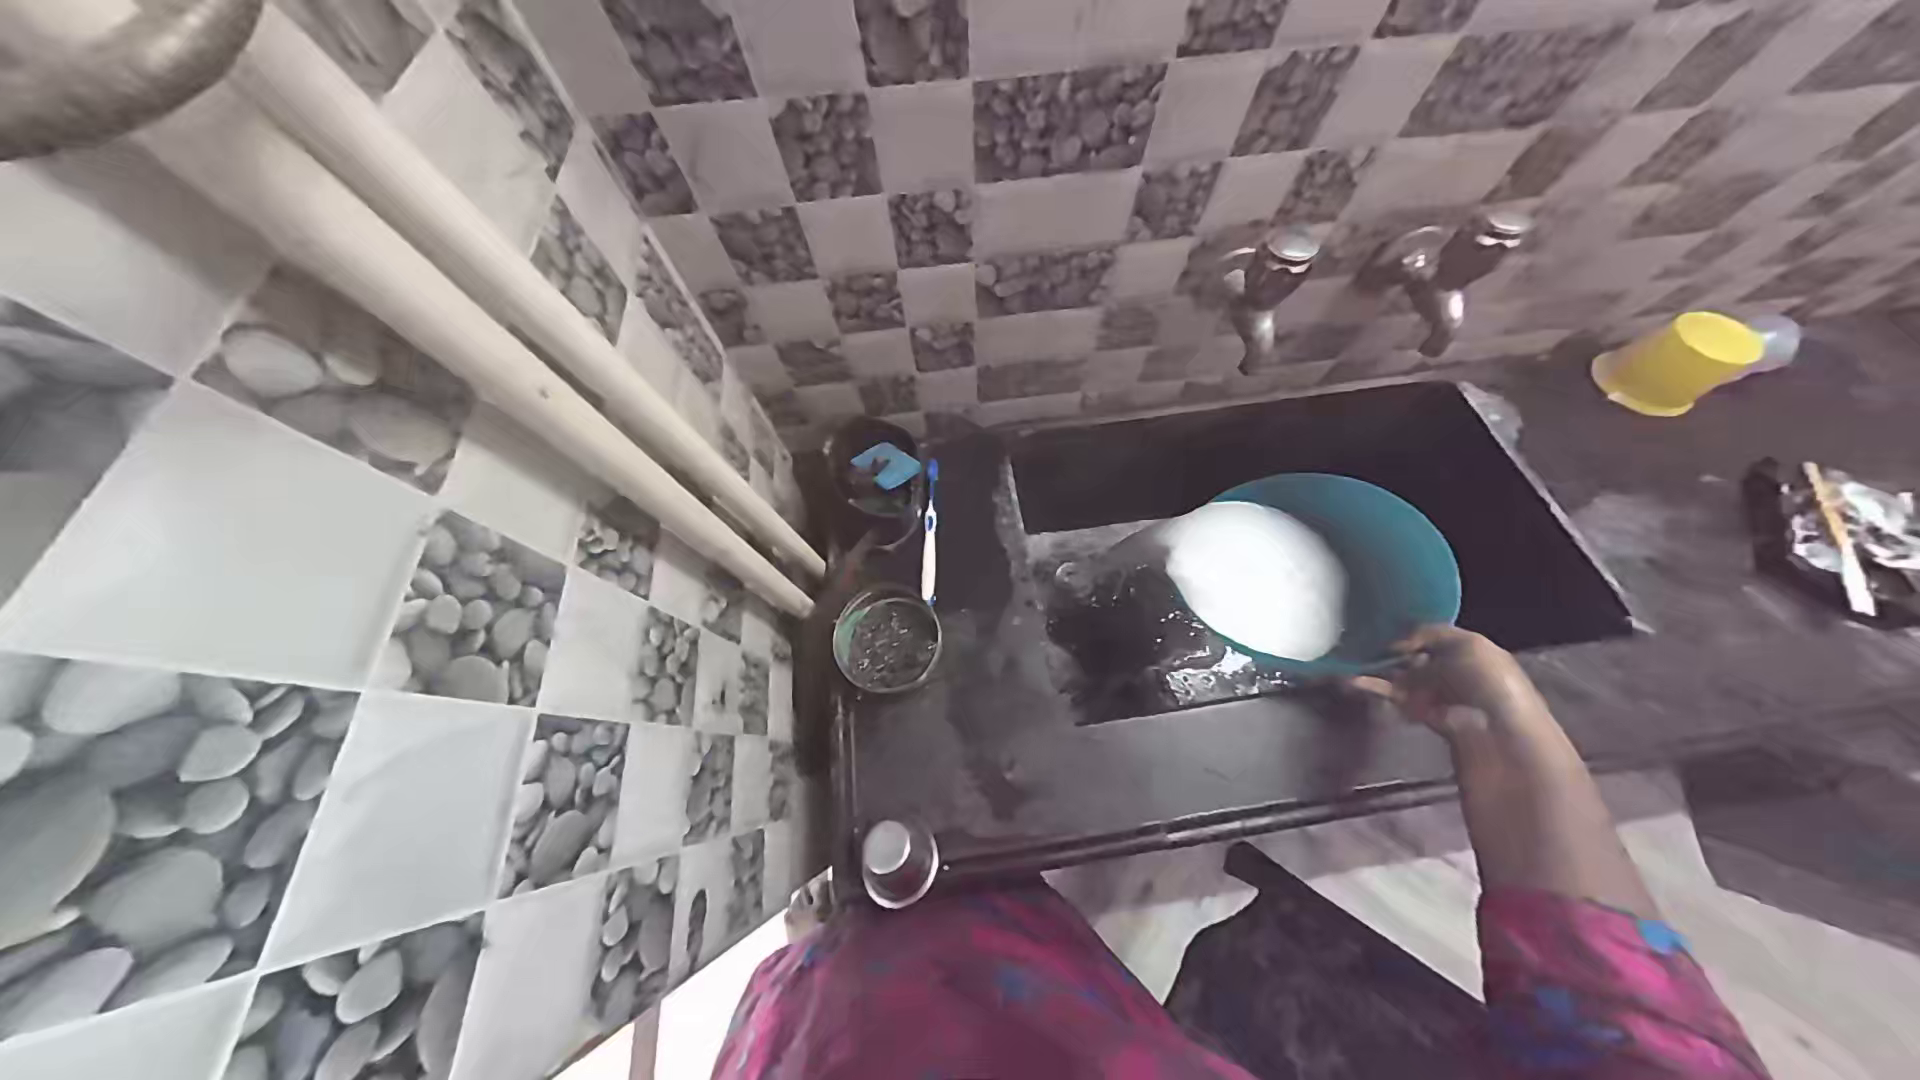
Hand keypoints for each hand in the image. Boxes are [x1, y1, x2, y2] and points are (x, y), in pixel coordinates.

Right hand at [1349, 625, 1550, 739]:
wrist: (1497, 735)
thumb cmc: (1489, 682)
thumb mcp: (1469, 644)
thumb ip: (1430, 633)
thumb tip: (1397, 643)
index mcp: (1466, 651)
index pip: (1428, 636)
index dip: (1405, 629)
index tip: (1378, 621)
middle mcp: (1447, 669)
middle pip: (1408, 653)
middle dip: (1384, 646)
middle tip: (1355, 639)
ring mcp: (1430, 691)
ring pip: (1394, 672)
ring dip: (1371, 665)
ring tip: (1344, 657)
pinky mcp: (1415, 711)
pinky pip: (1389, 694)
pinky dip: (1369, 686)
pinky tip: (1350, 679)